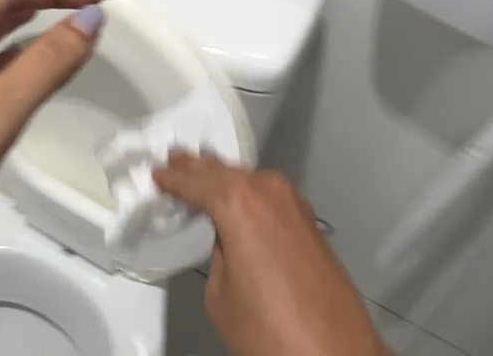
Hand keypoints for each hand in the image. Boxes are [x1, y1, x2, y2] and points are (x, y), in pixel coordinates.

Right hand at [156, 152, 391, 355]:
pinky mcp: (308, 219)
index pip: (197, 183)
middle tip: (176, 156)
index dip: (174, 178)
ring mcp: (293, 201)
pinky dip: (248, 189)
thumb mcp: (222, 294)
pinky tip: (238, 193)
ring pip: (249, 179)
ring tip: (202, 167)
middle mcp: (267, 190)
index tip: (157, 171)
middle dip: (199, 166)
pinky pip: (268, 193)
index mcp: (239, 203)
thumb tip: (228, 238)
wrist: (335, 349)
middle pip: (225, 172)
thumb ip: (219, 252)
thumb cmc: (268, 326)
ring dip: (224, 174)